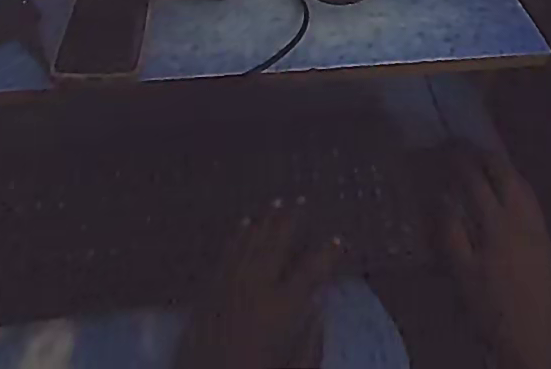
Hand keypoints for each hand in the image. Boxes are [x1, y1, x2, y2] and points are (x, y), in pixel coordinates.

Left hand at [175, 208, 339, 368]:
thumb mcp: (292, 368)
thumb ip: (310, 342)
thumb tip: (319, 309)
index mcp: (282, 308)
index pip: (311, 272)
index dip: (327, 254)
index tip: (338, 240)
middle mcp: (258, 285)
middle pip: (278, 242)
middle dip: (292, 219)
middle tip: (302, 199)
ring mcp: (232, 280)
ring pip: (252, 239)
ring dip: (266, 219)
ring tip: (277, 202)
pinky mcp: (212, 284)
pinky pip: (228, 249)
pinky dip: (239, 232)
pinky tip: (245, 221)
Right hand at [439, 145, 550, 368]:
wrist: (544, 350)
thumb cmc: (495, 312)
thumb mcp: (463, 275)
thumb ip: (451, 231)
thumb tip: (441, 196)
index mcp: (497, 224)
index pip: (474, 179)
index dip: (457, 159)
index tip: (441, 147)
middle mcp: (521, 219)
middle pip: (504, 173)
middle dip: (482, 155)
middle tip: (461, 146)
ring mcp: (539, 230)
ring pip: (521, 184)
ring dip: (501, 166)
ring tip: (483, 160)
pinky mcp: (548, 243)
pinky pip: (530, 199)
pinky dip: (514, 183)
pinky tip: (506, 189)